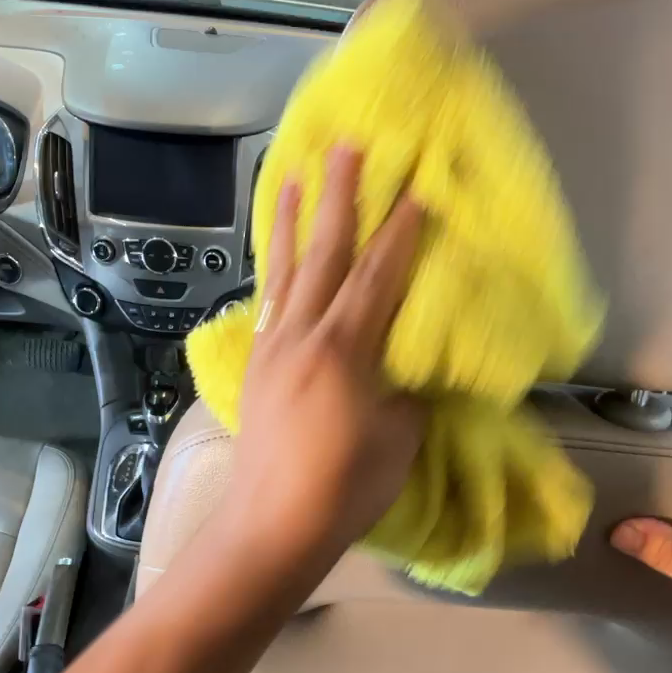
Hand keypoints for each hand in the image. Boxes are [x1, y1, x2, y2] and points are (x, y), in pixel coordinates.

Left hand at [226, 147, 425, 562]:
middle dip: (338, 198)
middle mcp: (300, 335)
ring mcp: (271, 348)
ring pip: (284, 271)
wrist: (273, 525)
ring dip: (291, 221)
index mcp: (343, 349)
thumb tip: (406, 371)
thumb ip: (406, 393)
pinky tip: (276, 257)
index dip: (399, 233)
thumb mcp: (398, 439)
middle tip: (346, 147)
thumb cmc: (344, 488)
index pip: (376, 276)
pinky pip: (267, 302)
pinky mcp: (256, 367)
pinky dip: (274, 269)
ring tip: (292, 175)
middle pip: (323, 254)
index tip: (415, 190)